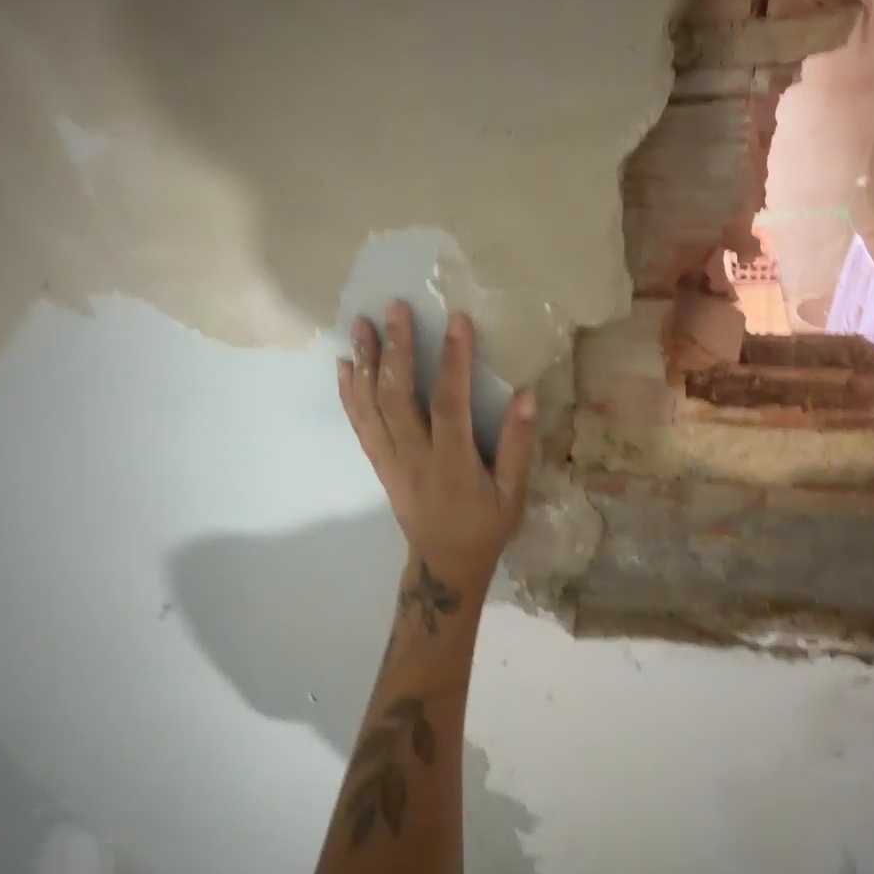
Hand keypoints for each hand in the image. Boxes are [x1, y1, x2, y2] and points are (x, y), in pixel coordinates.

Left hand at [339, 301, 537, 589]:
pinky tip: (346, 365)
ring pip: (370, 406)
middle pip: (397, 397)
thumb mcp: (513, 495)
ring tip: (360, 324)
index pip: (449, 404)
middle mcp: (414, 458)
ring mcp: (390, 461)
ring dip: (365, 362)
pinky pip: (359, 424)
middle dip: (395, 349)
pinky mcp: (379, 464)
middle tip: (395, 308)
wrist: (444, 565)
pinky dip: (350, 392)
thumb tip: (526, 396)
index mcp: (452, 465)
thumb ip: (519, 447)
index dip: (453, 361)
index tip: (456, 321)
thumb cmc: (485, 528)